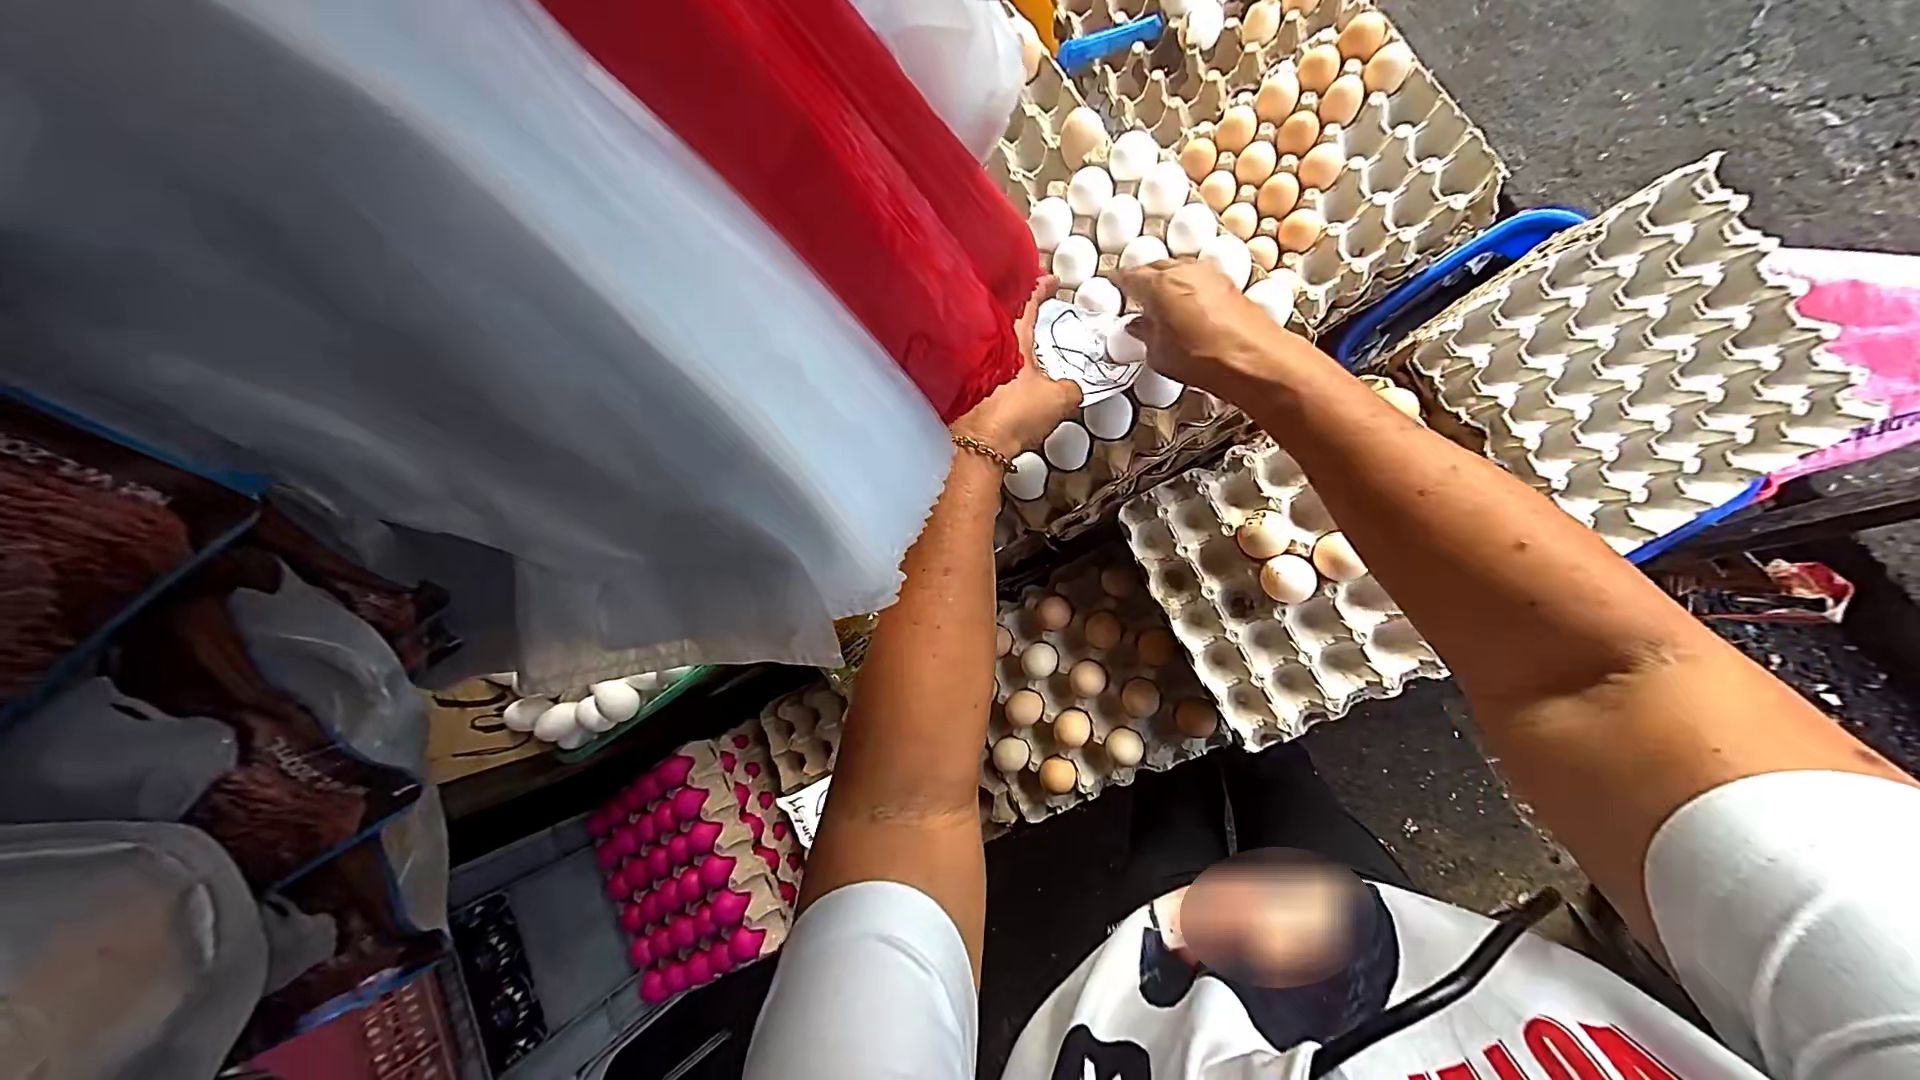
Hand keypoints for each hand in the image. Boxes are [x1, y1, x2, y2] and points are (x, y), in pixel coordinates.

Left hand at [950, 275, 1082, 457]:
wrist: (979, 444)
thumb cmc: (1013, 415)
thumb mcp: (1059, 399)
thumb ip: (1071, 388)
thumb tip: (1071, 389)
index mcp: (1014, 340)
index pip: (1028, 303)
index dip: (1041, 288)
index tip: (1050, 280)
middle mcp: (989, 349)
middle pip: (1005, 321)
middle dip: (1021, 313)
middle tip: (1035, 310)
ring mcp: (974, 369)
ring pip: (994, 346)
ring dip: (1009, 343)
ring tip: (1025, 347)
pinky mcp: (965, 391)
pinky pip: (986, 370)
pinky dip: (998, 369)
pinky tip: (1008, 380)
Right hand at [1116, 259, 1331, 398]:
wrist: (1254, 360)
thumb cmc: (1207, 357)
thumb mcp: (1158, 353)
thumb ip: (1144, 334)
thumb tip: (1139, 327)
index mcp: (1158, 284)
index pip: (1129, 276)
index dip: (1118, 282)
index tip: (1114, 286)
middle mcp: (1184, 270)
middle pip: (1155, 268)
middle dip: (1142, 281)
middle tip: (1133, 297)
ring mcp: (1210, 274)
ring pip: (1178, 271)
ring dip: (1166, 284)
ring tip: (1158, 306)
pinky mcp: (1229, 285)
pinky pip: (1199, 281)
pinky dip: (1187, 290)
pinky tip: (1185, 310)